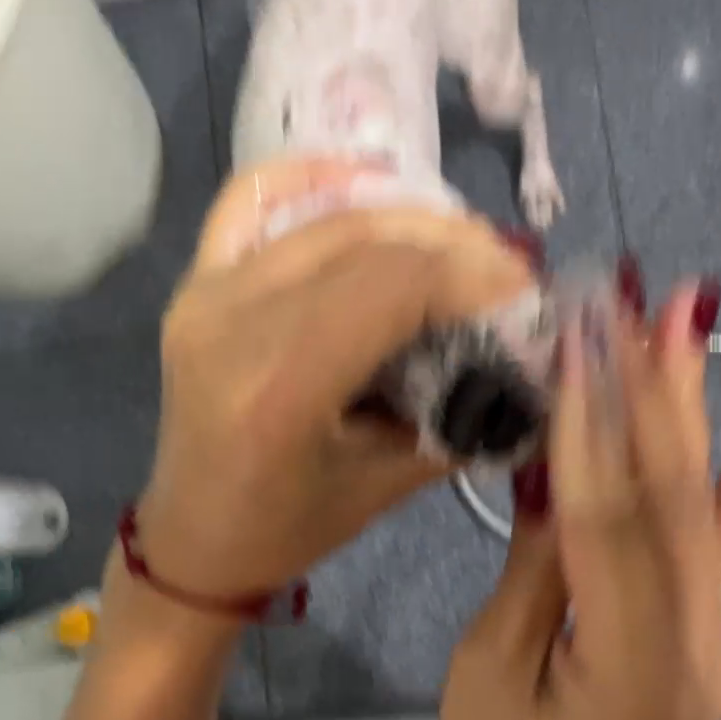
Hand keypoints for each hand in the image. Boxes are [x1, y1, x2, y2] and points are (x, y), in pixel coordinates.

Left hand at [127, 157, 533, 612]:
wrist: (195, 540)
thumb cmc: (288, 530)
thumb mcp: (386, 484)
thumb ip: (458, 412)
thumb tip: (524, 350)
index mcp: (278, 389)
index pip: (391, 286)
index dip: (471, 273)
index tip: (525, 289)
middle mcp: (231, 324)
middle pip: (363, 239)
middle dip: (451, 242)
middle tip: (503, 267)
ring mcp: (203, 294)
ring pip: (323, 216)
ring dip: (404, 215)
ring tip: (455, 243)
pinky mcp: (195, 284)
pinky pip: (253, 199)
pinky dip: (317, 179)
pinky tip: (370, 191)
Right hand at [440, 278, 720, 719]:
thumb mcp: (487, 675)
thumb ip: (533, 571)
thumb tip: (551, 466)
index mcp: (625, 671)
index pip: (607, 522)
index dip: (588, 426)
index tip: (578, 336)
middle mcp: (694, 646)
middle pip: (667, 497)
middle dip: (645, 387)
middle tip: (633, 295)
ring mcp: (714, 634)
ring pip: (700, 502)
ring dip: (691, 400)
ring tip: (690, 312)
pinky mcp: (709, 623)